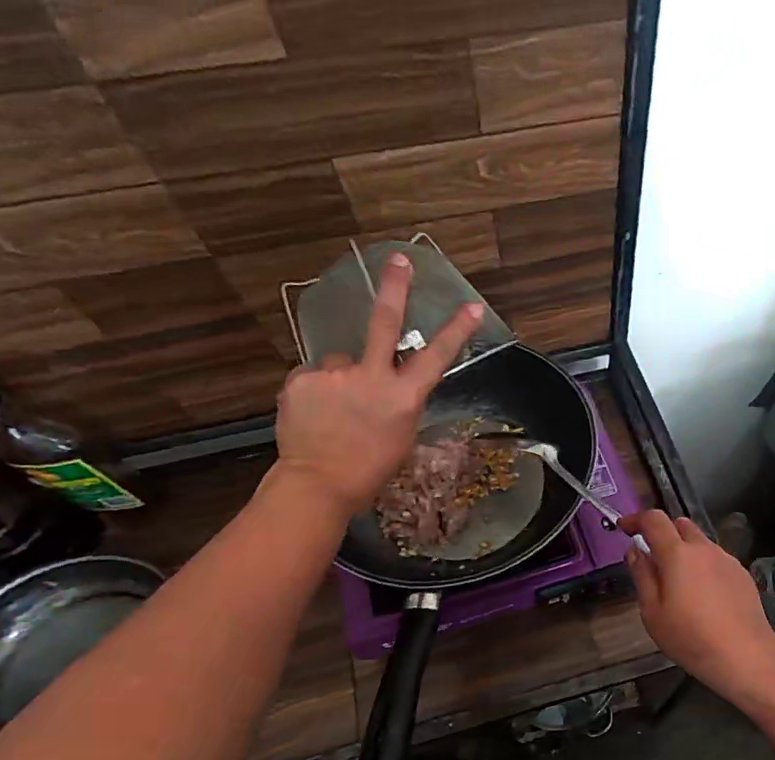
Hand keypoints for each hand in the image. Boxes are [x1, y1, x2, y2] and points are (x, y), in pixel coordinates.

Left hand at [274, 253, 483, 514]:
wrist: (317, 484)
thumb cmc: (367, 471)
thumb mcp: (399, 438)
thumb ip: (396, 403)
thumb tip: (385, 383)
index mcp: (403, 398)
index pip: (435, 357)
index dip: (456, 330)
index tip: (472, 306)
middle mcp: (372, 379)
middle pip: (384, 322)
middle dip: (395, 287)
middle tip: (398, 260)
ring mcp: (335, 376)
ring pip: (341, 364)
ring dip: (340, 378)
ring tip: (332, 414)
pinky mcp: (302, 379)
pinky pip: (314, 377)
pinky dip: (316, 392)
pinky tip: (314, 416)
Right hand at [622, 510, 774, 700]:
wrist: (744, 656)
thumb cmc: (690, 637)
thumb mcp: (652, 611)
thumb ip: (642, 575)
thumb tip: (635, 550)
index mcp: (677, 554)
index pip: (654, 519)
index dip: (636, 519)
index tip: (624, 527)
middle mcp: (704, 549)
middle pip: (680, 524)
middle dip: (662, 532)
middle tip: (650, 557)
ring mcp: (727, 560)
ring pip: (700, 542)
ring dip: (684, 550)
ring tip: (677, 582)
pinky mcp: (742, 575)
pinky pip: (716, 559)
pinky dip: (702, 565)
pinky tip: (702, 595)